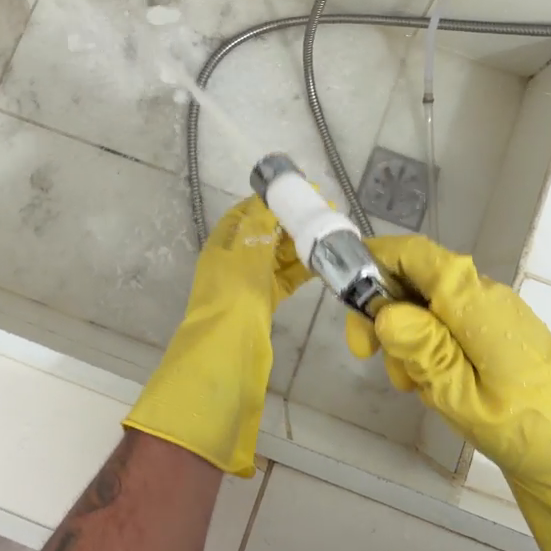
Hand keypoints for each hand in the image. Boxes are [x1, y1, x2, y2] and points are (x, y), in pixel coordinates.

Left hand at [124, 197, 310, 475]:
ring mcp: (246, 286)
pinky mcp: (260, 306)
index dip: (270, 200)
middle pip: (263, 234)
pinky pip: (282, 280)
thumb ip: (260, 228)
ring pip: (275, 257)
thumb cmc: (233, 302)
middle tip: (324, 213)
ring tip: (329, 234)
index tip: (300, 191)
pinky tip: (321, 263)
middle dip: (289, 222)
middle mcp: (232, 262)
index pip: (245, 214)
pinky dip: (299, 270)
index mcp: (222, 246)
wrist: (225, 358)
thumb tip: (270, 199)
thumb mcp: (246, 258)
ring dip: (299, 245)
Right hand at [346, 234, 550, 550]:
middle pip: (415, 279)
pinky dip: (430, 353)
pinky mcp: (500, 342)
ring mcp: (494, 319)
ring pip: (429, 308)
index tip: (343, 295)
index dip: (371, 259)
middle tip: (372, 361)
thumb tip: (385, 309)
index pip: (414, 253)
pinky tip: (435, 390)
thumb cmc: (530, 429)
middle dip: (384, 312)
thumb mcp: (465, 395)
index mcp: (474, 301)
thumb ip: (422, 349)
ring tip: (412, 388)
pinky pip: (450, 330)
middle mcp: (484, 298)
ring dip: (406, 340)